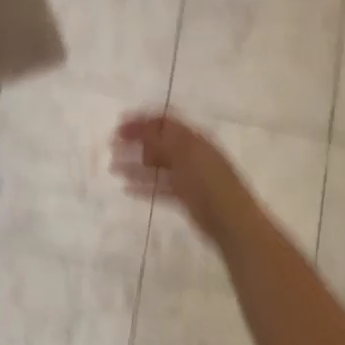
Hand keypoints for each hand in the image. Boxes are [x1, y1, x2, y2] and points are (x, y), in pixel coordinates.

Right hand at [111, 111, 260, 246]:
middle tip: (112, 147)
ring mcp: (188, 176)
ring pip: (157, 166)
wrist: (232, 222)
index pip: (165, 122)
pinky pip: (160, 187)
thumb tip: (140, 127)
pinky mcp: (185, 197)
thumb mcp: (184, 154)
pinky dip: (144, 186)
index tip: (119, 126)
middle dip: (134, 142)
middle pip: (158, 143)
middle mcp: (191, 154)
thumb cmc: (209, 183)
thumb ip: (161, 140)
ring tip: (114, 168)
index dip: (142, 121)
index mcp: (194, 140)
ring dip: (134, 165)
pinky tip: (128, 189)